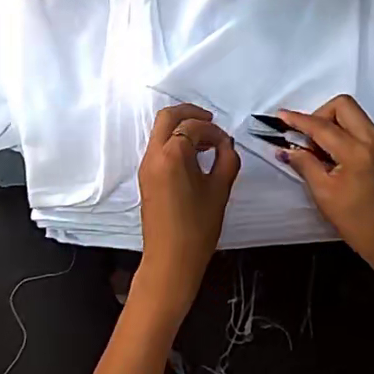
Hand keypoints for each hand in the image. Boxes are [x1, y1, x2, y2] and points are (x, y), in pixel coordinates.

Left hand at [135, 103, 239, 314]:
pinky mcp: (146, 177)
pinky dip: (174, 142)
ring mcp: (146, 165)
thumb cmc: (197, 226)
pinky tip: (194, 156)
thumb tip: (226, 145)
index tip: (227, 143)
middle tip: (210, 120)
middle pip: (167, 117)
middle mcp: (154, 154)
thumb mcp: (220, 190)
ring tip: (206, 142)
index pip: (193, 126)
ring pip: (160, 131)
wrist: (170, 259)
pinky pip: (158, 147)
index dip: (213, 130)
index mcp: (172, 154)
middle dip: (190, 114)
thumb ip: (227, 160)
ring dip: (181, 128)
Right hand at [278, 95, 373, 290]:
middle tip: (307, 140)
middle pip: (343, 106)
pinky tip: (336, 160)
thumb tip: (287, 148)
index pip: (322, 126)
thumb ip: (304, 164)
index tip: (280, 117)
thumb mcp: (324, 194)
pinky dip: (346, 136)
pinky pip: (364, 131)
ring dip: (333, 126)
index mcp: (358, 152)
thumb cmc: (358, 224)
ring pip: (355, 117)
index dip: (298, 120)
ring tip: (320, 153)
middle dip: (320, 116)